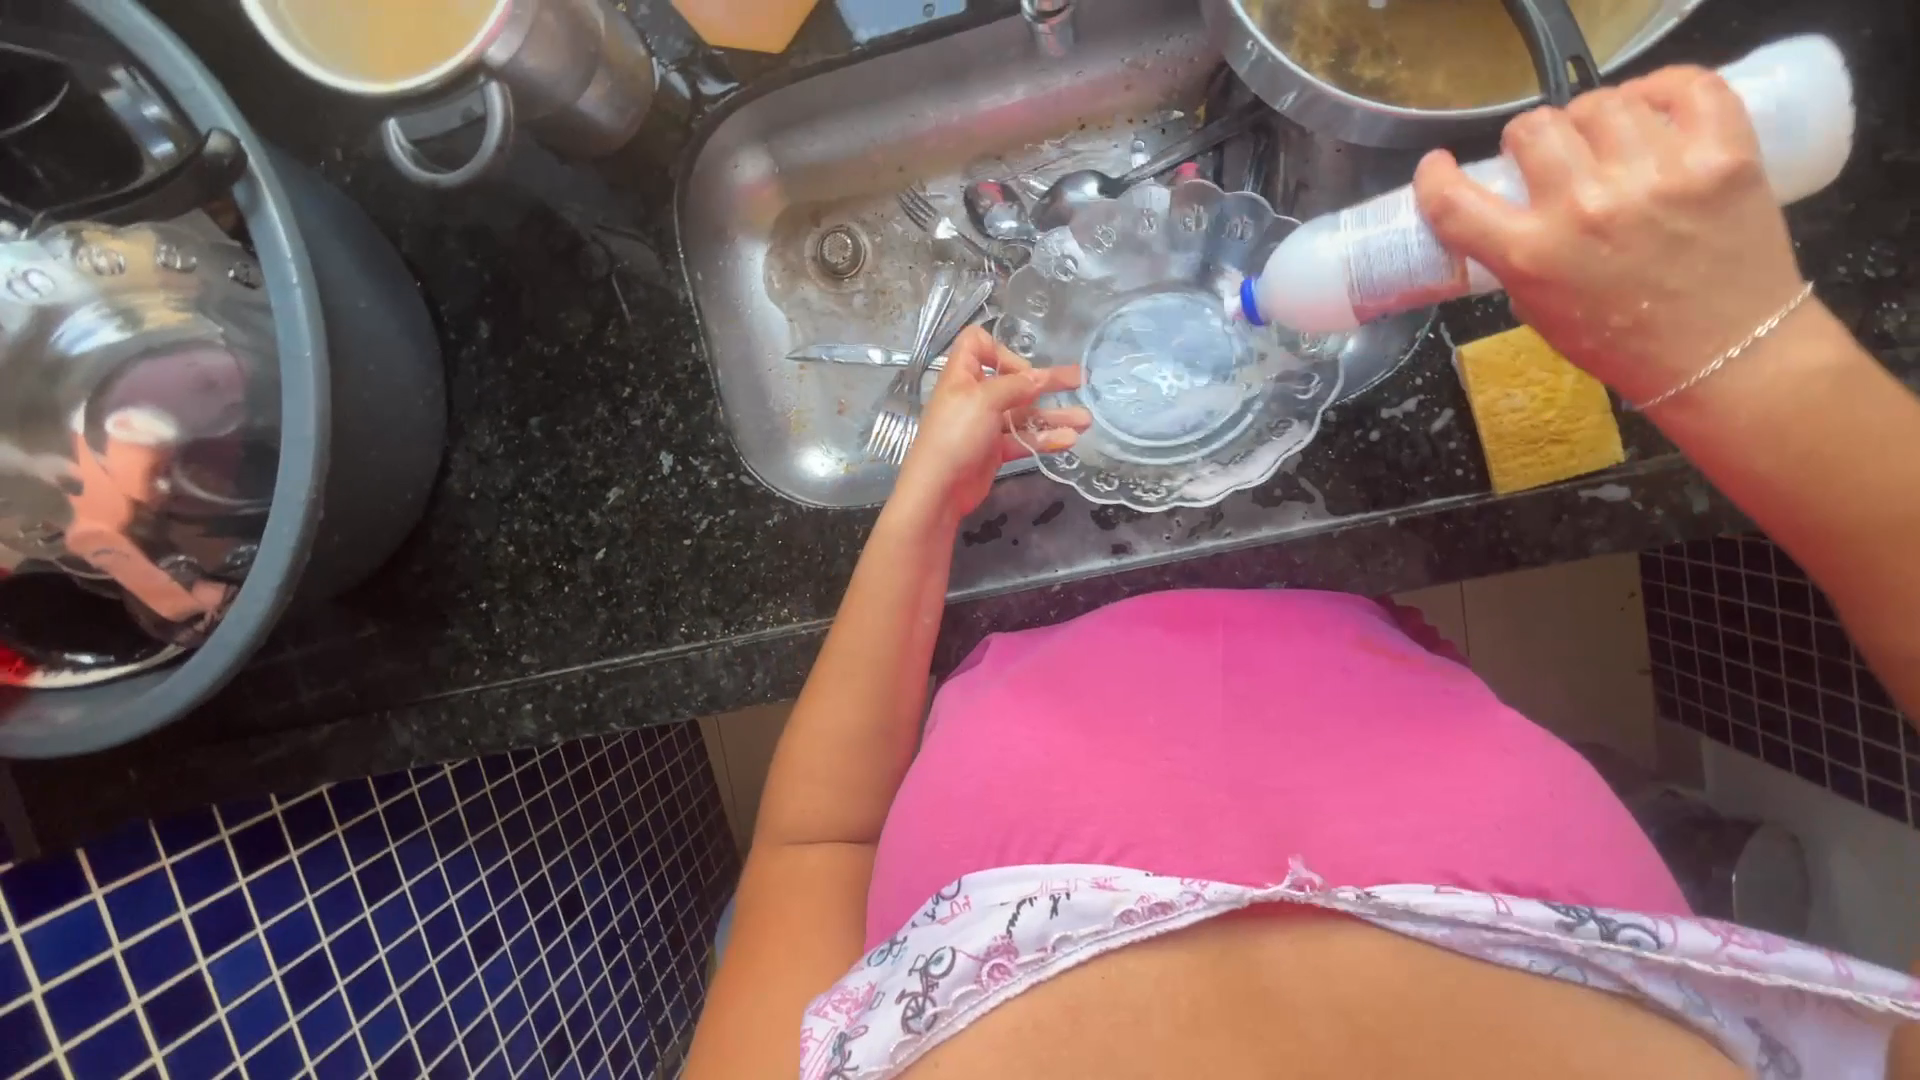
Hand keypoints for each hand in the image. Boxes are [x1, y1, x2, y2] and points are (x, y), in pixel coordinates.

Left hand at [890, 327, 1089, 528]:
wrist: (938, 488)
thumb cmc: (955, 435)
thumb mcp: (983, 400)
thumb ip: (1015, 386)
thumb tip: (1039, 377)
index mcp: (962, 375)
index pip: (976, 344)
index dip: (1000, 350)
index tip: (1020, 370)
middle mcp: (974, 396)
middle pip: (1014, 381)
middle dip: (1047, 380)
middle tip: (1080, 380)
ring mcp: (985, 425)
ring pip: (1024, 413)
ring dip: (1054, 415)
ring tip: (1085, 420)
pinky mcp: (994, 450)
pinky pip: (1024, 439)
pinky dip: (1045, 439)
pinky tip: (1069, 441)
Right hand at [1413, 66, 1808, 405]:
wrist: (1719, 351)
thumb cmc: (1613, 339)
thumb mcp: (1533, 305)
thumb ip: (1512, 253)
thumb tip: (1505, 205)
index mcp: (1531, 255)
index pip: (1453, 201)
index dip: (1433, 177)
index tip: (1437, 167)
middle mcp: (1586, 208)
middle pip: (1534, 128)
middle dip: (1525, 137)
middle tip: (1539, 153)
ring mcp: (1659, 176)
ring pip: (1602, 104)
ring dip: (1587, 116)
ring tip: (1597, 136)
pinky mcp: (1723, 155)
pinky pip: (1687, 87)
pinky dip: (1660, 89)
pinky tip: (1648, 109)